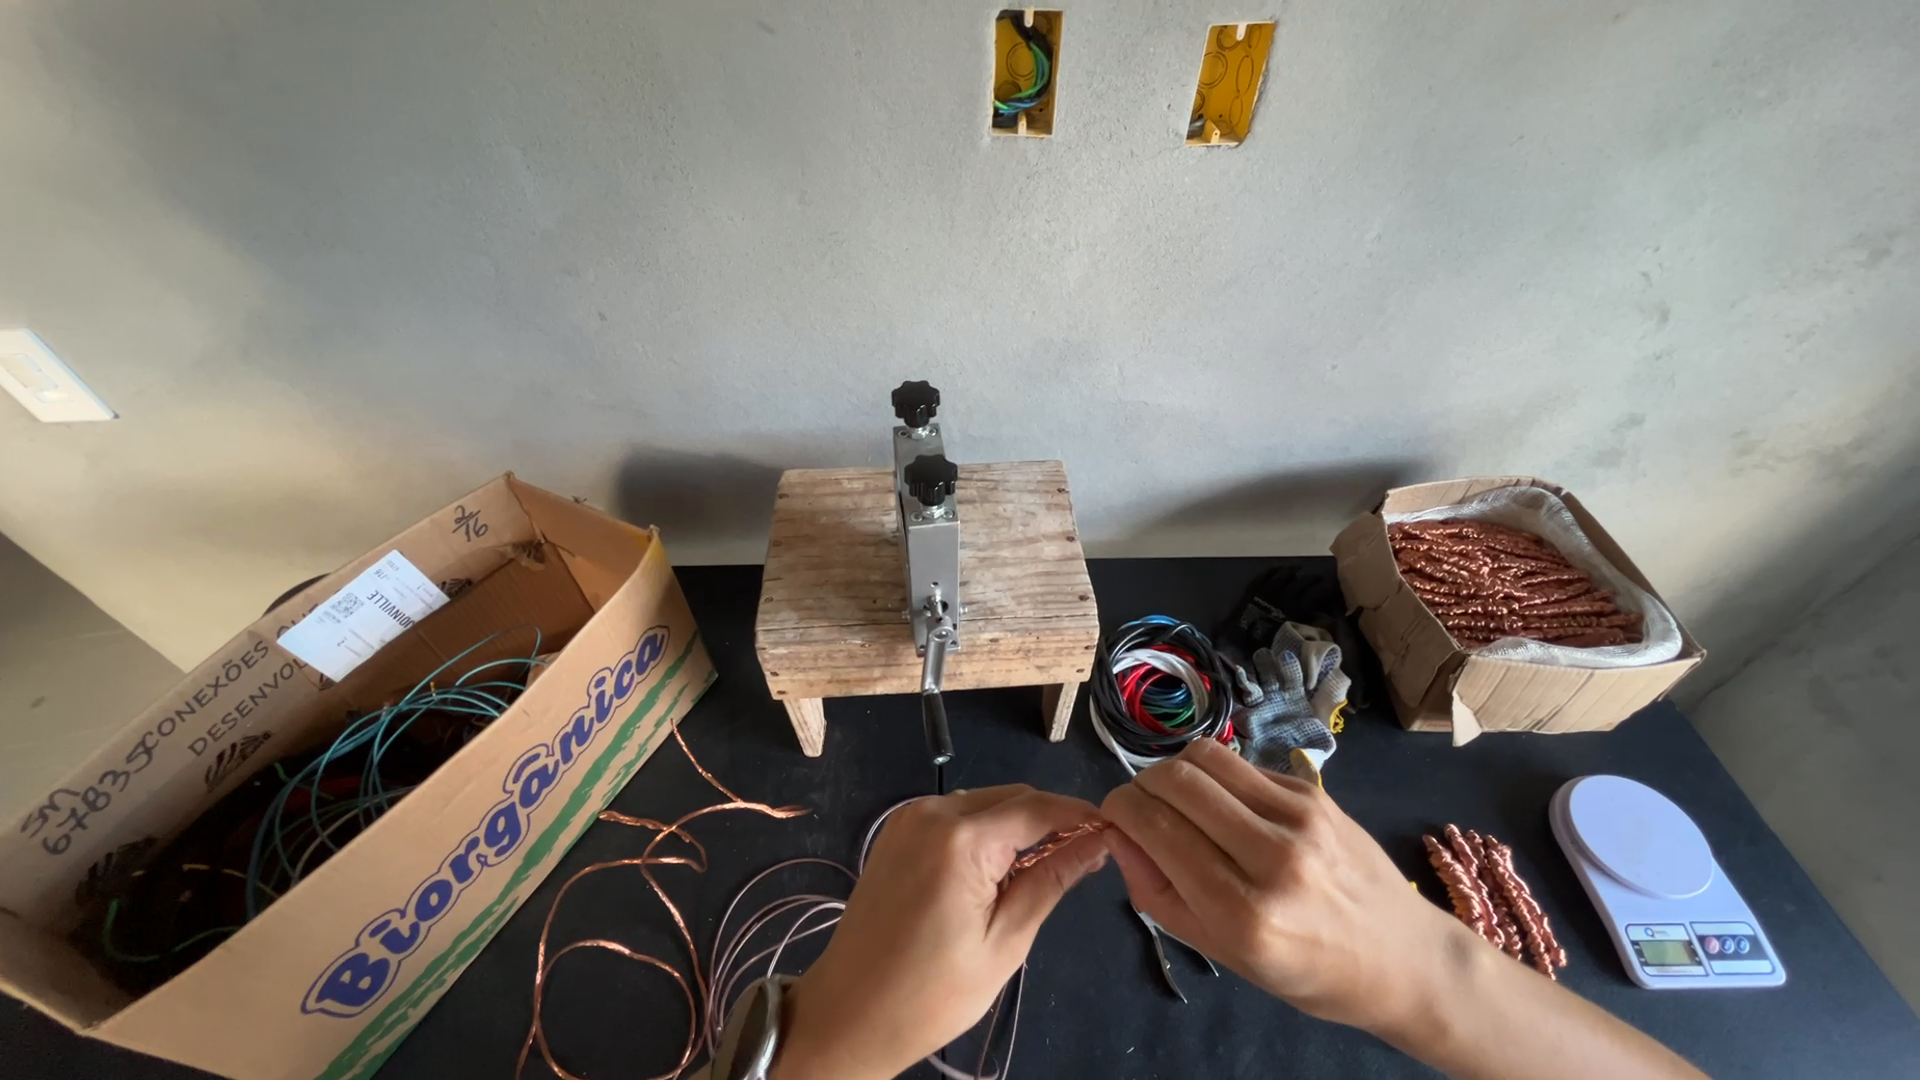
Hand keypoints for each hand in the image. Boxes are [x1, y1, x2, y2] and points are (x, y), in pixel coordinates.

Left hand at [773, 786, 1110, 1079]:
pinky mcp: (898, 829)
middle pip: (1012, 797)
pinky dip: (985, 829)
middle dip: (1051, 819)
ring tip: (1043, 868)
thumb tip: (1097, 843)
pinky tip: (997, 866)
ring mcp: (910, 816)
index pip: (1038, 808)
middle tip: (1083, 856)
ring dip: (1018, 824)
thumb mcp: (1004, 943)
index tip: (1114, 832)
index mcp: (961, 838)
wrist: (847, 1013)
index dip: (1080, 816)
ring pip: (985, 801)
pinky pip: (957, 814)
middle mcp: (934, 811)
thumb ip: (1051, 881)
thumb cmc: (931, 993)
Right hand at [1100, 739, 1463, 1037]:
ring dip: (1173, 769)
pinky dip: (1214, 775)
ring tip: (1175, 797)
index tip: (1114, 817)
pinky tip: (1222, 803)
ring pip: (1205, 756)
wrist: (1405, 959)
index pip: (1156, 828)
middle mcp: (1273, 857)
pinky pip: (1241, 764)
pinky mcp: (1314, 791)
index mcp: (1244, 913)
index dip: (1120, 809)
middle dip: (1141, 784)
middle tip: (1141, 806)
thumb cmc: (1309, 972)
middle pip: (1176, 780)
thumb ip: (1159, 893)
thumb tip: (1117, 833)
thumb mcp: (1223, 954)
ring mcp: (1300, 816)